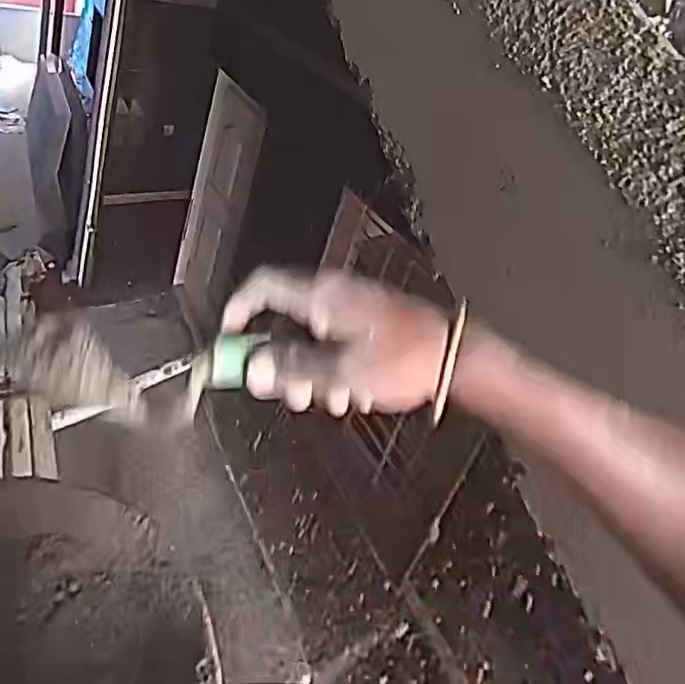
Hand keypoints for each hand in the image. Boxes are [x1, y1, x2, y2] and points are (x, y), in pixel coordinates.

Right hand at [219, 267, 453, 416]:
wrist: (456, 357)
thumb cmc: (402, 360)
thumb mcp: (342, 372)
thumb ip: (293, 370)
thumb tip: (252, 370)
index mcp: (322, 296)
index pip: (264, 286)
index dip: (239, 309)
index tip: (228, 336)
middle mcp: (332, 293)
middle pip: (286, 319)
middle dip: (282, 359)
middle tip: (288, 391)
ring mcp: (351, 305)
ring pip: (310, 336)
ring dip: (310, 369)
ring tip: (328, 398)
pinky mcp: (366, 319)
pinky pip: (333, 340)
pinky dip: (331, 365)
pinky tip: (350, 392)